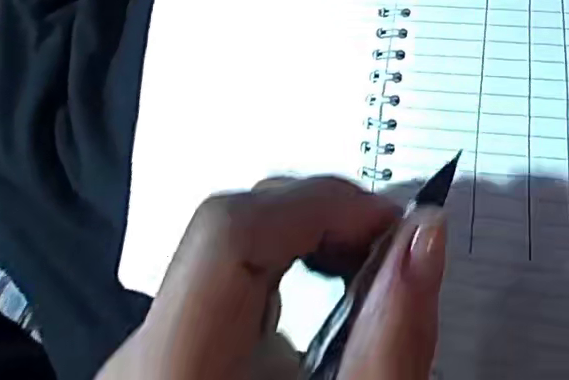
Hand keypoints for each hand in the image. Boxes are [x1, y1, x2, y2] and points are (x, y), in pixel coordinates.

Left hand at [97, 177, 446, 379]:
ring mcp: (146, 360)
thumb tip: (427, 229)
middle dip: (329, 217)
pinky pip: (234, 275)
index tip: (391, 226)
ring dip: (316, 237)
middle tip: (394, 247)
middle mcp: (141, 360)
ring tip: (372, 272)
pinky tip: (333, 297)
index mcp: (172, 376)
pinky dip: (297, 264)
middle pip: (236, 227)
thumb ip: (393, 341)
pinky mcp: (167, 361)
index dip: (318, 206)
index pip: (229, 235)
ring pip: (237, 245)